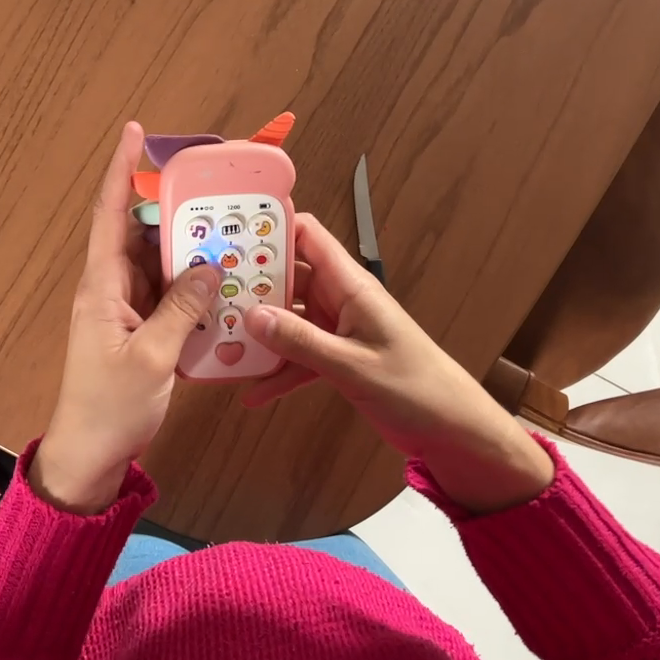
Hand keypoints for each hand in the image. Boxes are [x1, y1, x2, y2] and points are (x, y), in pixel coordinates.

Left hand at [32, 122, 221, 513]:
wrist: (90, 455)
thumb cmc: (109, 408)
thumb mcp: (151, 359)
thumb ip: (182, 310)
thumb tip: (209, 267)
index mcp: (102, 287)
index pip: (108, 214)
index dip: (120, 170)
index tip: (134, 132)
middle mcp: (111, 288)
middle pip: (140, 232)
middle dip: (172, 208)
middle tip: (210, 189)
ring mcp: (126, 308)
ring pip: (158, 262)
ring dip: (187, 249)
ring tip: (224, 231)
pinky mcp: (140, 328)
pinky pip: (168, 292)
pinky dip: (191, 285)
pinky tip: (219, 282)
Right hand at [239, 214, 554, 513]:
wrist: (453, 432)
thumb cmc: (414, 388)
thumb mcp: (352, 365)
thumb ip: (301, 341)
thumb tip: (251, 314)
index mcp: (349, 285)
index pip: (308, 236)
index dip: (271, 227)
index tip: (230, 231)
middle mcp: (338, 299)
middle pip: (287, 276)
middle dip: (250, 283)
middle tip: (207, 290)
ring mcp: (336, 329)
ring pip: (286, 318)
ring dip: (258, 331)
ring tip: (219, 341)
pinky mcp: (336, 358)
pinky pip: (297, 355)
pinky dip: (278, 371)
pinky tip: (252, 393)